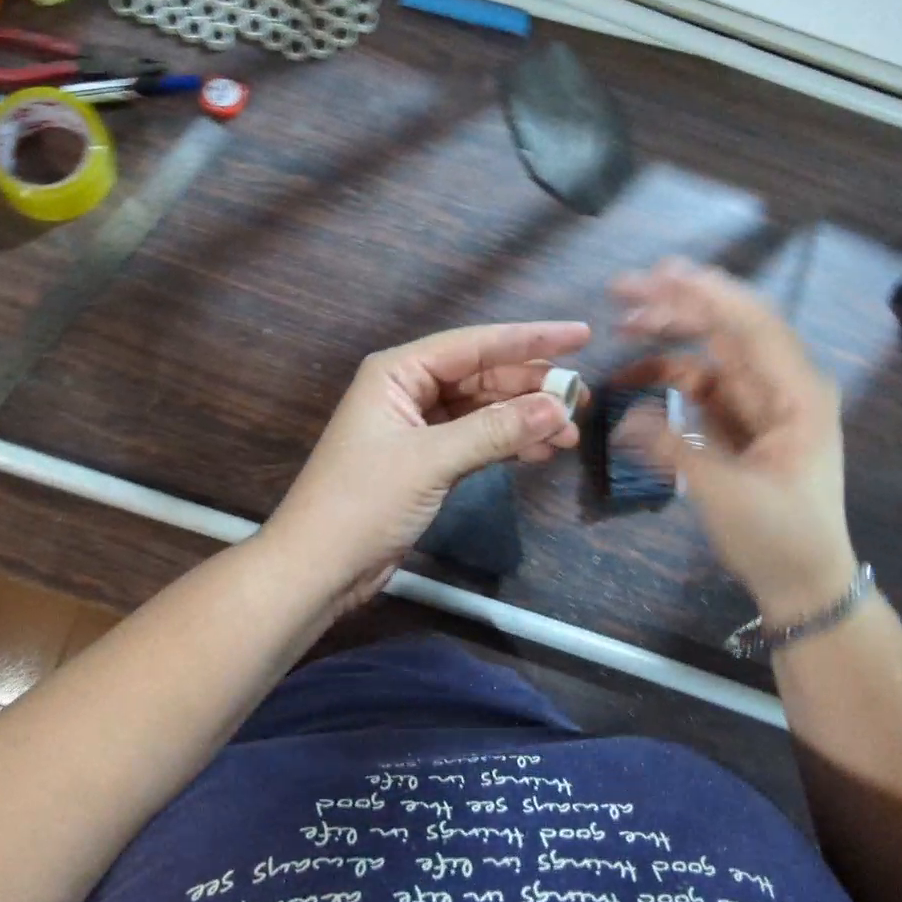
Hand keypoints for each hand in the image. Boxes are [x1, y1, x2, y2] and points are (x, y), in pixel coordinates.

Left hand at [264, 322, 591, 599]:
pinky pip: (475, 440)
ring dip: (524, 419)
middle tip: (582, 401)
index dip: (530, 339)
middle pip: (481, 376)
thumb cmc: (363, 502)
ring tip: (570, 433)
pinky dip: (506, 444)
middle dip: (531, 387)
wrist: (319, 566)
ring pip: (482, 411)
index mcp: (398, 372)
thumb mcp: (431, 460)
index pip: (473, 344)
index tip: (582, 335)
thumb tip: (559, 406)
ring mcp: (416, 428)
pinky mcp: (425, 463)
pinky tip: (540, 451)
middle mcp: (407, 391)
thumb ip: (495, 430)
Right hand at [610, 259, 854, 621]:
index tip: (660, 273)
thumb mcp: (727, 495)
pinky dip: (666, 376)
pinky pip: (699, 384)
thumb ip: (675, 450)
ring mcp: (759, 403)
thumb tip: (624, 420)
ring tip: (623, 322)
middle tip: (623, 291)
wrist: (804, 581)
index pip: (751, 326)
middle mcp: (780, 387)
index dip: (706, 294)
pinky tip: (632, 377)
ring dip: (668, 334)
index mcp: (796, 395)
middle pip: (727, 328)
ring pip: (709, 351)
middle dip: (678, 304)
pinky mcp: (739, 423)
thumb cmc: (781, 537)